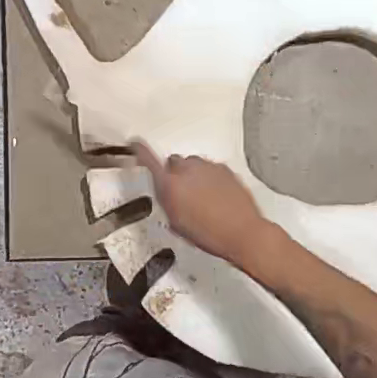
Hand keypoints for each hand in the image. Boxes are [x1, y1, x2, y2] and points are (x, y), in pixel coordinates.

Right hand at [133, 142, 278, 267]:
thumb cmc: (209, 233)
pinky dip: (209, 178)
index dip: (139, 150)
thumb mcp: (176, 221)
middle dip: (173, 173)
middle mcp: (187, 169)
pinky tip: (214, 197)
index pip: (148, 158)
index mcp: (170, 183)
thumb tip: (165, 191)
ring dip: (192, 175)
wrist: (242, 233)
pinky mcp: (225, 169)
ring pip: (192, 164)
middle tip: (180, 194)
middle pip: (173, 162)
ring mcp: (208, 167)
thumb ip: (167, 200)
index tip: (135, 144)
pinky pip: (210, 168)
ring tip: (200, 198)